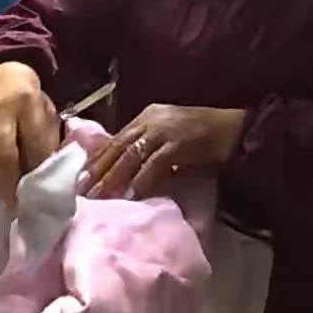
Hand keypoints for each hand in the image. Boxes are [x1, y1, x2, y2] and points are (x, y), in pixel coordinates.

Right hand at [0, 62, 60, 208]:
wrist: (2, 82)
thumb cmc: (32, 104)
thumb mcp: (47, 112)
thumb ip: (48, 138)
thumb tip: (50, 173)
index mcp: (28, 104)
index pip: (33, 139)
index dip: (38, 165)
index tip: (43, 186)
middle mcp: (0, 114)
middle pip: (2, 153)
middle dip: (10, 182)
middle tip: (18, 203)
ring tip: (5, 201)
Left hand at [82, 104, 247, 200]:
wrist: (232, 127)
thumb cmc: (201, 134)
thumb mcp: (169, 136)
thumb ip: (148, 147)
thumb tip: (122, 170)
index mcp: (149, 115)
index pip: (116, 138)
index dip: (97, 159)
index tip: (80, 178)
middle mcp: (153, 119)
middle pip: (119, 146)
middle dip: (99, 169)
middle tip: (81, 191)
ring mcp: (166, 129)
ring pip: (131, 155)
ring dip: (114, 178)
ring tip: (99, 197)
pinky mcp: (179, 143)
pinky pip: (154, 164)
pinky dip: (141, 181)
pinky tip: (131, 196)